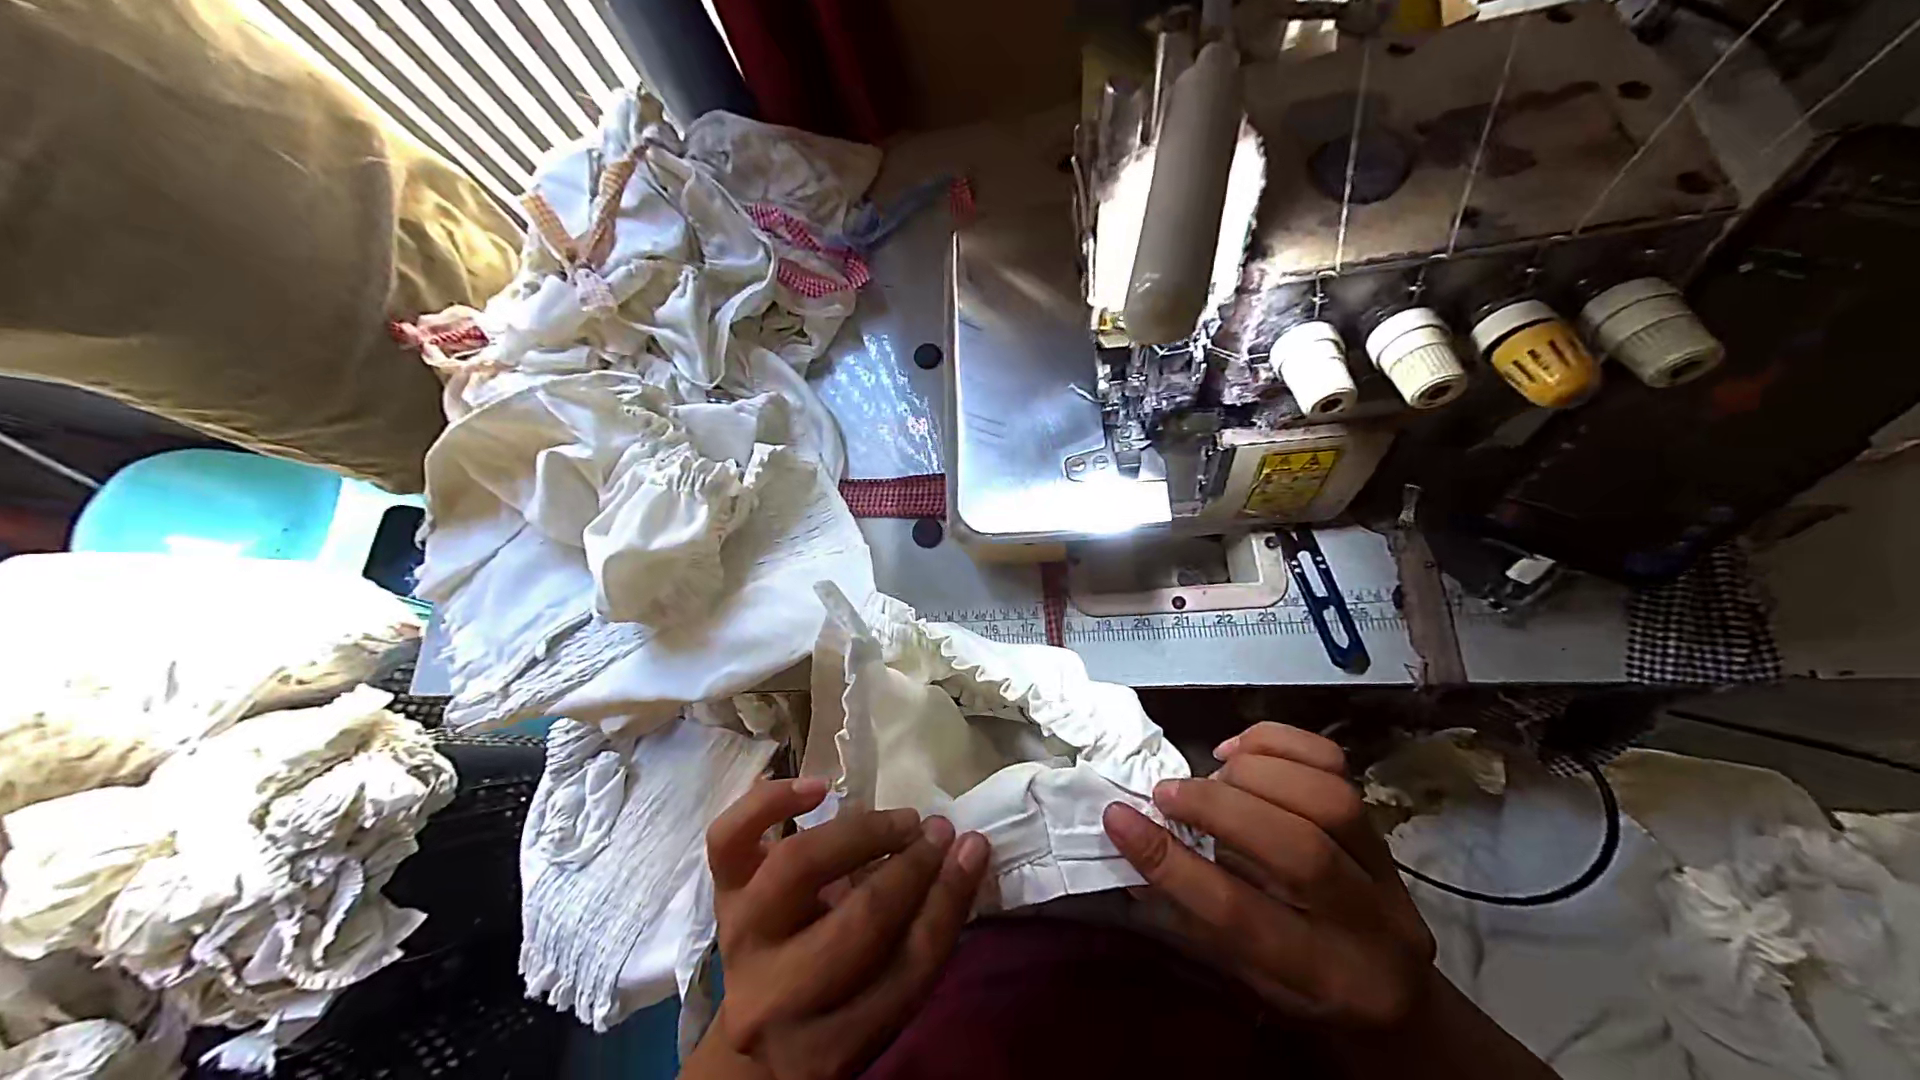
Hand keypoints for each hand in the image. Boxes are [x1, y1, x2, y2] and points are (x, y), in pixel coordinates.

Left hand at [696, 778, 990, 1079]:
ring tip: (898, 819)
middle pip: (858, 921)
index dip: (947, 898)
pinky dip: (770, 802)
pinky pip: (730, 838)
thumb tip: (965, 847)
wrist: (763, 1014)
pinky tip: (818, 788)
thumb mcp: (886, 991)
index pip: (909, 967)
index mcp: (831, 1046)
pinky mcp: (720, 894)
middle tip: (938, 832)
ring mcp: (739, 939)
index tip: (972, 847)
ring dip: (861, 833)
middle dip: (911, 866)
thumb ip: (924, 926)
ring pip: (798, 866)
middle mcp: (774, 998)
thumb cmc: (841, 999)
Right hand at [1103, 722, 1435, 1028]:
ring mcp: (1384, 866)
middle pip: (1297, 850)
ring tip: (1209, 777)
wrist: (1394, 988)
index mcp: (1324, 978)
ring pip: (1326, 800)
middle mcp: (1368, 922)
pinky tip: (1238, 752)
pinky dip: (1277, 744)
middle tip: (1164, 794)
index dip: (1170, 862)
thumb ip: (1187, 908)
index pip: (1240, 914)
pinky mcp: (1380, 821)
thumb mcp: (1240, 971)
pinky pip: (1335, 764)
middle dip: (1217, 808)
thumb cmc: (1301, 986)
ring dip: (1250, 773)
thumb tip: (1127, 841)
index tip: (1118, 819)